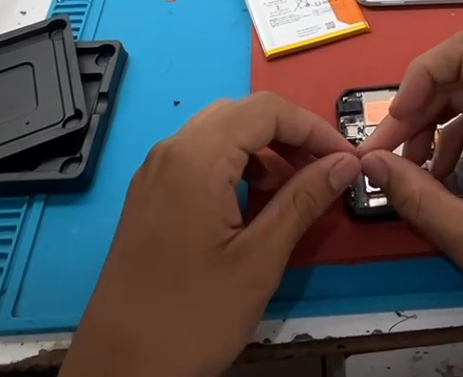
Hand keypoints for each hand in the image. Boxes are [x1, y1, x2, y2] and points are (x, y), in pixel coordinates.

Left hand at [61, 92, 361, 376]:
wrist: (117, 371)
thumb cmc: (191, 317)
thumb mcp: (259, 260)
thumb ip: (303, 200)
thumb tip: (344, 163)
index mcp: (197, 156)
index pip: (266, 110)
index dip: (313, 127)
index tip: (346, 158)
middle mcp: (172, 149)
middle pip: (242, 112)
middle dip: (289, 132)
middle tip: (324, 167)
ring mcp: (155, 171)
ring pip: (220, 130)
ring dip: (263, 146)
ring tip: (295, 184)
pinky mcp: (150, 194)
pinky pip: (200, 154)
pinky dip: (235, 162)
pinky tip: (255, 198)